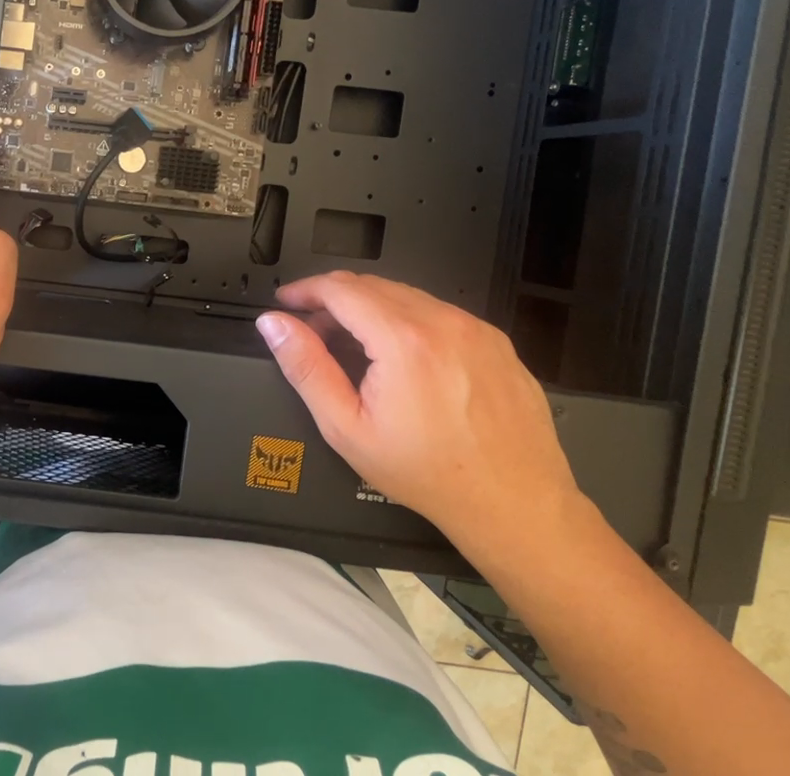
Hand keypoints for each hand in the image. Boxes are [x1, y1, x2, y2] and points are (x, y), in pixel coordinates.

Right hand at [254, 271, 582, 553]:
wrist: (514, 503)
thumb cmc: (431, 473)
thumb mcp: (346, 427)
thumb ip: (306, 368)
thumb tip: (275, 326)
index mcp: (404, 340)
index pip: (341, 288)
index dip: (305, 289)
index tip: (287, 301)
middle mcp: (445, 324)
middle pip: (373, 285)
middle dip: (334, 299)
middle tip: (312, 329)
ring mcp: (477, 330)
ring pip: (408, 296)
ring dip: (371, 308)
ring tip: (353, 345)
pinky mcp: (496, 343)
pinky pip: (440, 314)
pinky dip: (408, 321)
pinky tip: (399, 357)